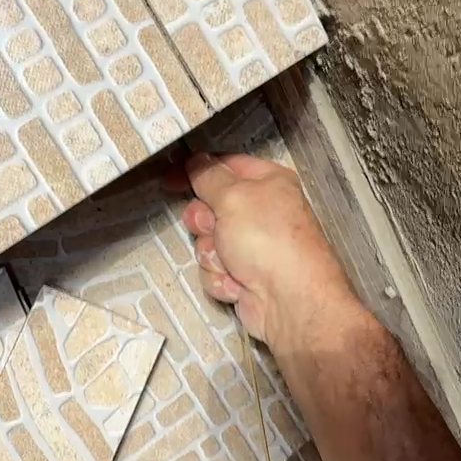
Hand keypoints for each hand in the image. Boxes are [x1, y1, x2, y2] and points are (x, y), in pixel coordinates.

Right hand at [179, 151, 363, 349]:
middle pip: (211, 206)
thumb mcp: (233, 196)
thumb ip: (209, 176)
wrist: (288, 301)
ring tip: (232, 263)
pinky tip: (238, 284)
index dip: (197, 171)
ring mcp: (252, 246)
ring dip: (212, 253)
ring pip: (208, 241)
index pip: (225, 166)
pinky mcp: (243, 276)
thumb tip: (196, 160)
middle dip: (205, 221)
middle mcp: (262, 211)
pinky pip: (214, 269)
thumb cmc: (267, 239)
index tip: (171, 178)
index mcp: (268, 183)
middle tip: (211, 227)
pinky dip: (221, 277)